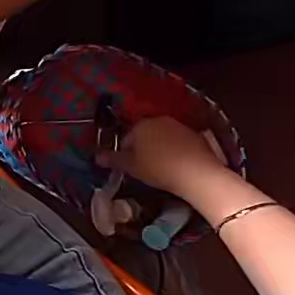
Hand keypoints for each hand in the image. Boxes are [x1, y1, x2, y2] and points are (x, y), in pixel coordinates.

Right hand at [104, 115, 229, 196]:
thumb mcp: (131, 167)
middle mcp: (160, 120)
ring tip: (161, 167)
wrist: (198, 173)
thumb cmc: (158, 168)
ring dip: (159, 149)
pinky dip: (175, 151)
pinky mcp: (196, 136)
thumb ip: (113, 160)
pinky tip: (177, 165)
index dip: (125, 154)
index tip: (129, 167)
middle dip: (142, 149)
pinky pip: (179, 142)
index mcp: (141, 125)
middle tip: (144, 167)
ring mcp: (180, 127)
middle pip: (144, 135)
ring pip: (162, 138)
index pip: (126, 138)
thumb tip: (97, 156)